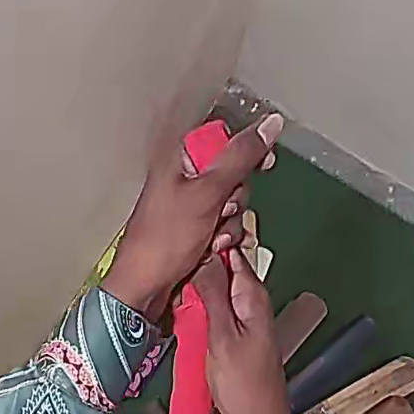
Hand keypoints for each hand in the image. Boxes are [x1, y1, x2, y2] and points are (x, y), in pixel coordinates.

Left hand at [102, 113, 282, 321]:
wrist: (144, 288)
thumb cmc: (163, 242)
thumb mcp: (206, 194)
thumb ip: (240, 158)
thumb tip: (269, 124)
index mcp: (179, 159)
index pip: (224, 138)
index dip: (247, 150)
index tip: (263, 164)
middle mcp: (184, 179)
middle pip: (234, 174)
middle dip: (236, 198)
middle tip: (219, 212)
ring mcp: (190, 206)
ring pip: (233, 203)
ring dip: (230, 223)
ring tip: (212, 238)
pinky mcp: (195, 230)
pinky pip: (225, 226)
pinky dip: (225, 239)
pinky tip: (214, 250)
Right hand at [192, 252, 304, 413]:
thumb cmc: (244, 387)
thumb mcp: (221, 337)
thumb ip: (212, 295)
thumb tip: (203, 258)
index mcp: (252, 297)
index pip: (229, 254)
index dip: (206, 249)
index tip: (182, 254)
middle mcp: (250, 306)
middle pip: (220, 274)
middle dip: (196, 275)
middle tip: (174, 283)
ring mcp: (242, 323)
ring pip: (213, 297)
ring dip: (194, 299)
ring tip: (176, 304)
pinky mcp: (234, 340)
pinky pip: (213, 318)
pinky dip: (198, 319)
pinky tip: (186, 325)